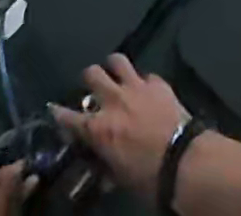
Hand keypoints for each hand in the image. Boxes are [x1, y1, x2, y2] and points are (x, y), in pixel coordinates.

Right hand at [49, 54, 186, 202]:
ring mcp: (136, 87)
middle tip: (94, 88)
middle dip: (89, 79)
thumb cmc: (150, 179)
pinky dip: (144, 82)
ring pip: (116, 60)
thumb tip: (102, 168)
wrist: (185, 161)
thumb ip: (107, 165)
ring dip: (114, 67)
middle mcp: (112, 101)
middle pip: (91, 74)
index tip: (55, 109)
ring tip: (116, 74)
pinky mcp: (158, 83)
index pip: (68, 117)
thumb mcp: (121, 178)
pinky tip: (148, 90)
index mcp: (99, 129)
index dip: (59, 113)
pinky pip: (146, 75)